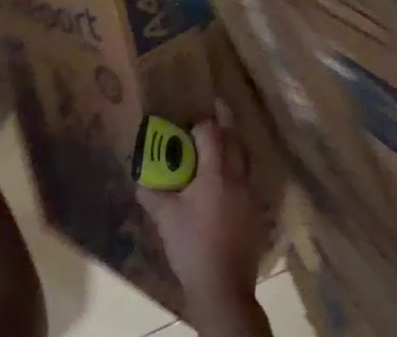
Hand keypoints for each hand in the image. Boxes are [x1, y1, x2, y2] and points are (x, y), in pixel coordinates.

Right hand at [136, 101, 273, 329]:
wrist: (223, 288)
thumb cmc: (191, 246)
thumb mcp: (163, 217)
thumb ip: (151, 192)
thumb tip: (140, 178)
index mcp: (215, 174)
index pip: (212, 134)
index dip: (203, 123)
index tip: (192, 119)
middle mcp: (238, 179)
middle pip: (235, 141)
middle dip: (225, 124)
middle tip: (215, 109)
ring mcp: (251, 197)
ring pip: (245, 161)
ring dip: (234, 146)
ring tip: (220, 142)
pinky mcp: (256, 215)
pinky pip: (248, 180)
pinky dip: (238, 170)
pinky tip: (226, 181)